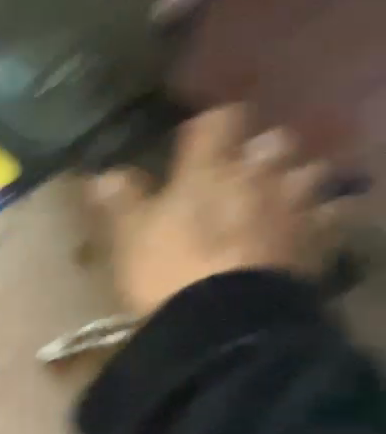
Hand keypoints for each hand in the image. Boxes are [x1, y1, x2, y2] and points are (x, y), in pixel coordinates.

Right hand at [89, 105, 346, 316]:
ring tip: (279, 196)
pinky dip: (321, 213)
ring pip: (307, 171)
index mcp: (208, 170)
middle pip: (272, 141)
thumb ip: (123, 201)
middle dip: (258, 151)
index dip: (208, 127)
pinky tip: (306, 224)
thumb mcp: (129, 237)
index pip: (218, 122)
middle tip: (239, 170)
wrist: (223, 311)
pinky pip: (331, 210)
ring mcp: (295, 200)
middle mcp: (259, 173)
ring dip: (294, 178)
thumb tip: (101, 175)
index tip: (193, 139)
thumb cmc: (166, 268)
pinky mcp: (319, 232)